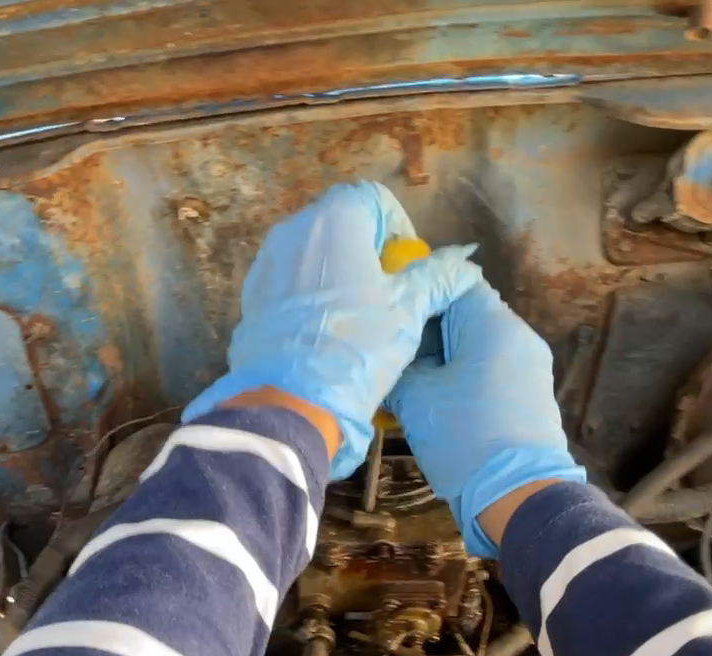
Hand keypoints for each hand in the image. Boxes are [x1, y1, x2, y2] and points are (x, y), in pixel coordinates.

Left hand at [185, 181, 481, 478]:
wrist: (292, 399)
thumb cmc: (357, 346)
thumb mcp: (409, 309)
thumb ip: (437, 275)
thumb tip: (461, 258)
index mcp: (334, 219)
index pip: (373, 200)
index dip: (396, 228)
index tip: (404, 266)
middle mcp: (293, 230)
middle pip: (338, 224)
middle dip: (364, 249)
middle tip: (383, 290)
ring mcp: (266, 264)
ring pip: (311, 254)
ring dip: (335, 271)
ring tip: (352, 313)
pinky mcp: (250, 297)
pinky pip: (288, 282)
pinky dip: (307, 294)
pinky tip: (321, 329)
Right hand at [385, 283, 585, 555]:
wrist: (516, 496)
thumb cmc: (464, 437)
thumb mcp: (417, 399)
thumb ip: (398, 369)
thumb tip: (388, 359)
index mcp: (494, 325)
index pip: (455, 282)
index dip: (418, 289)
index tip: (386, 310)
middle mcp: (517, 338)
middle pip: (462, 315)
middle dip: (422, 330)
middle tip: (386, 347)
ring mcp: (525, 368)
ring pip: (471, 346)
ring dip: (435, 358)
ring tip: (401, 376)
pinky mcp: (523, 396)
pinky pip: (484, 372)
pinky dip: (454, 377)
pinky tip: (426, 398)